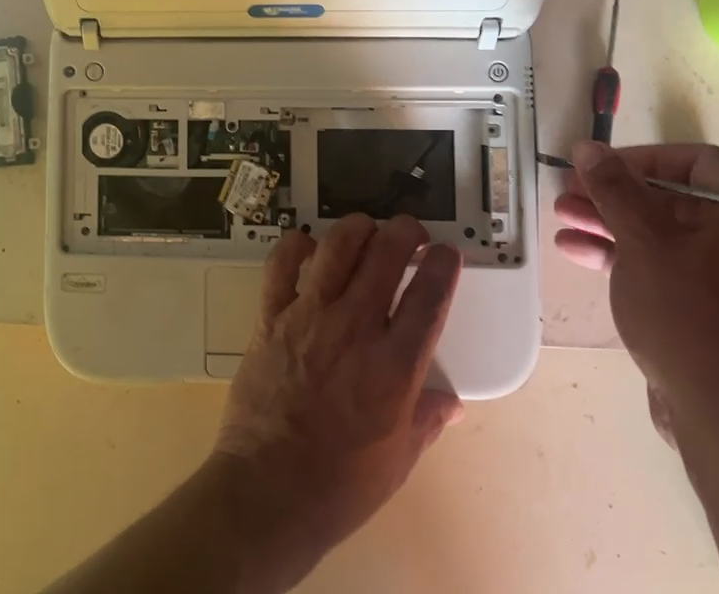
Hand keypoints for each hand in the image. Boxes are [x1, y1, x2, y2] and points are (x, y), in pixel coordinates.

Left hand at [214, 215, 463, 554]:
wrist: (268, 490)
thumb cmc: (340, 484)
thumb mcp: (398, 458)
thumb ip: (426, 421)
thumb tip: (451, 404)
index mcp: (396, 365)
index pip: (431, 296)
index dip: (443, 265)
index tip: (446, 253)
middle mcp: (355, 329)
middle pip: (385, 256)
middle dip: (403, 233)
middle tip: (408, 232)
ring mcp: (308, 318)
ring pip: (336, 248)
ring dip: (356, 229)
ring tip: (365, 228)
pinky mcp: (269, 319)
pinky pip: (280, 267)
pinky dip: (294, 246)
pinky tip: (305, 243)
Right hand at [553, 142, 718, 440]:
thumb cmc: (690, 316)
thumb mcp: (643, 243)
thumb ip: (614, 190)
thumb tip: (589, 147)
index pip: (697, 160)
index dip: (639, 158)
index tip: (593, 169)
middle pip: (679, 199)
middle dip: (616, 195)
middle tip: (567, 194)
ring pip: (670, 236)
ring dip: (614, 226)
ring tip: (563, 222)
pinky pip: (674, 270)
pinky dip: (631, 259)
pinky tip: (582, 255)